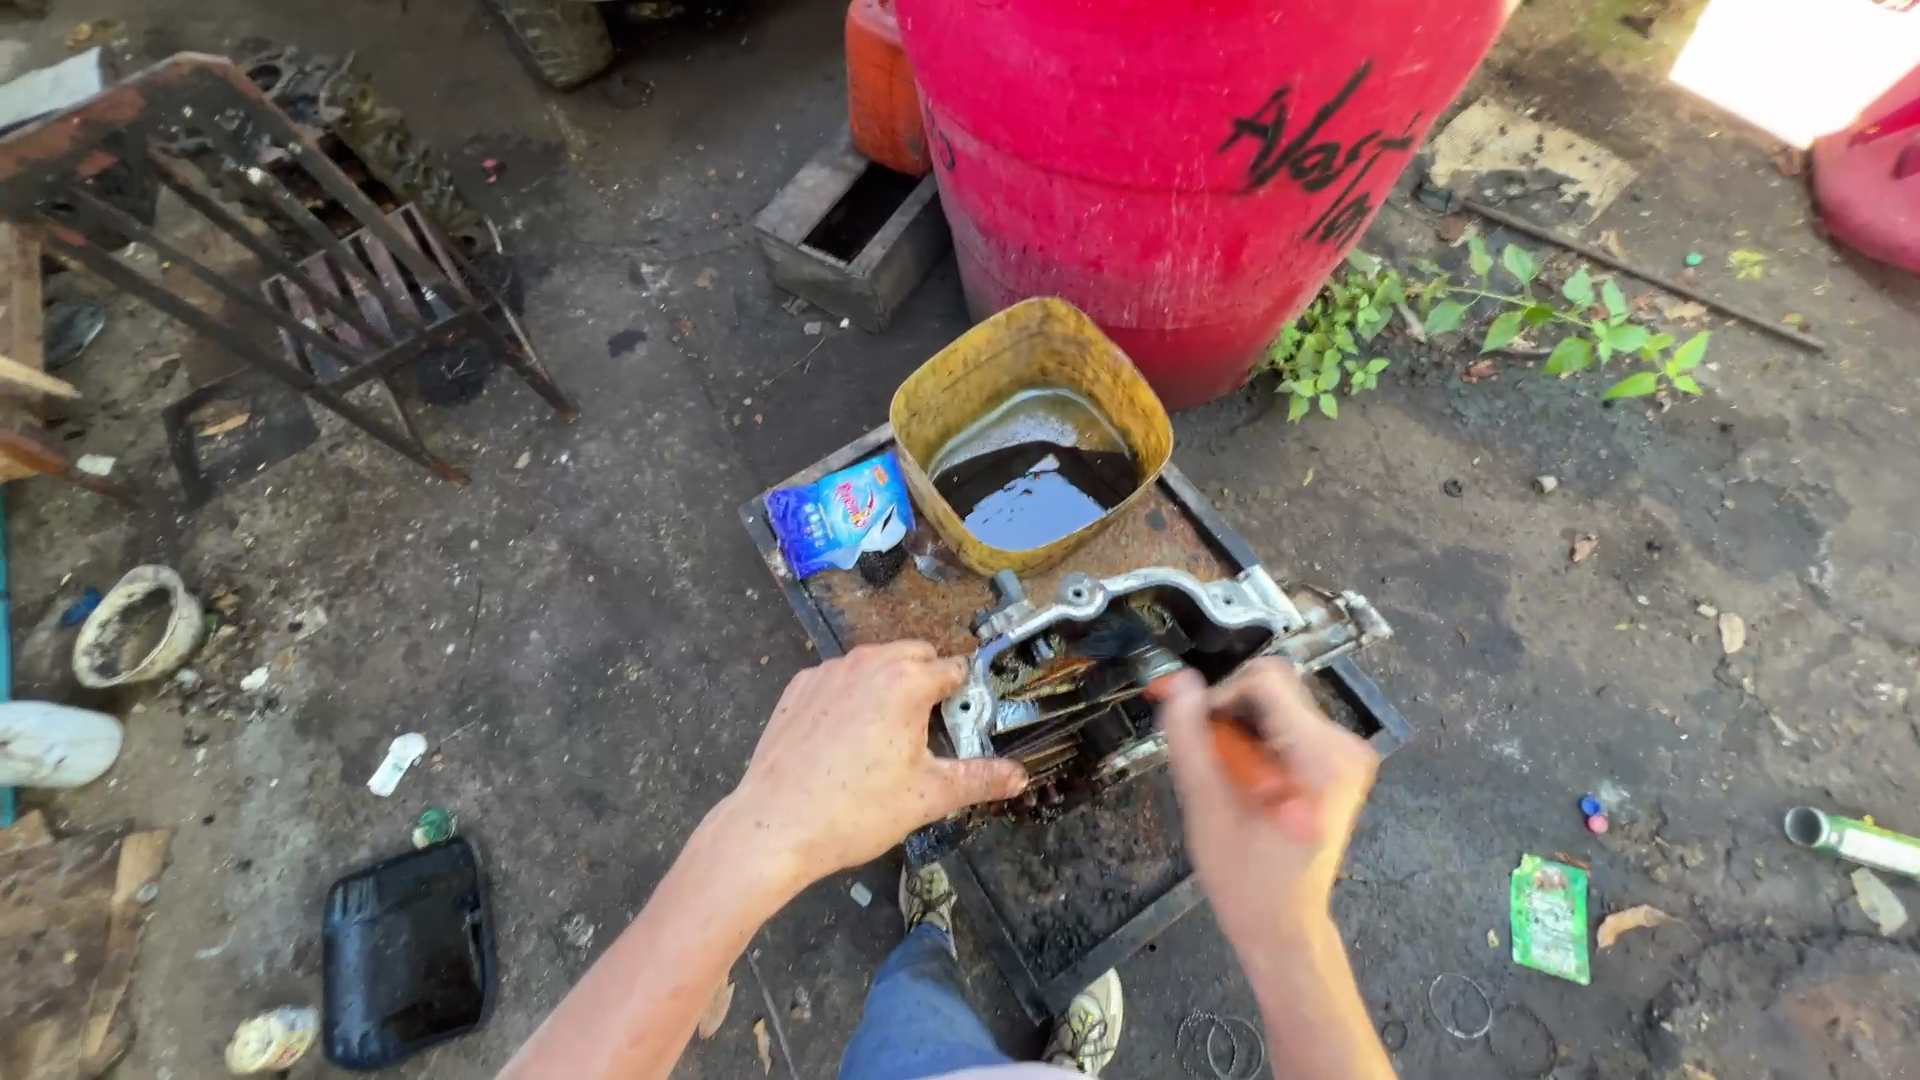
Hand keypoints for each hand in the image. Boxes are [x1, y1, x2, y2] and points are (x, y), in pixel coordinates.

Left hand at [717, 642, 1027, 890]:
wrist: (773, 826)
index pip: (953, 668)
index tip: (961, 721)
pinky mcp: (799, 686)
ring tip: (884, 735)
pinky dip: (850, 694)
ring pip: (874, 662)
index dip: (964, 693)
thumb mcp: (928, 796)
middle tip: (925, 730)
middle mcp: (868, 663)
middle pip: (915, 655)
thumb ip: (980, 779)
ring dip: (888, 684)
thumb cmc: (856, 811)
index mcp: (906, 682)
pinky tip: (842, 738)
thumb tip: (1021, 777)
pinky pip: (839, 677)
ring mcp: (828, 671)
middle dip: (927, 681)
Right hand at [1157, 659, 1377, 950]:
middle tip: (1212, 760)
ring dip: (1240, 729)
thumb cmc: (1244, 874)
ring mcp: (1345, 753)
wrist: (1282, 922)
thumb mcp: (1204, 801)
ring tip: (1228, 777)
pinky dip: (1255, 740)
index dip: (1219, 695)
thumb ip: (1187, 734)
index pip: (1263, 679)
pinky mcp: (1336, 761)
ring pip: (1274, 703)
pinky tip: (1245, 779)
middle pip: (1270, 688)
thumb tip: (1177, 679)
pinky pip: (1285, 723)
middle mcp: (1344, 745)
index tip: (1199, 732)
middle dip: (1230, 715)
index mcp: (1319, 753)